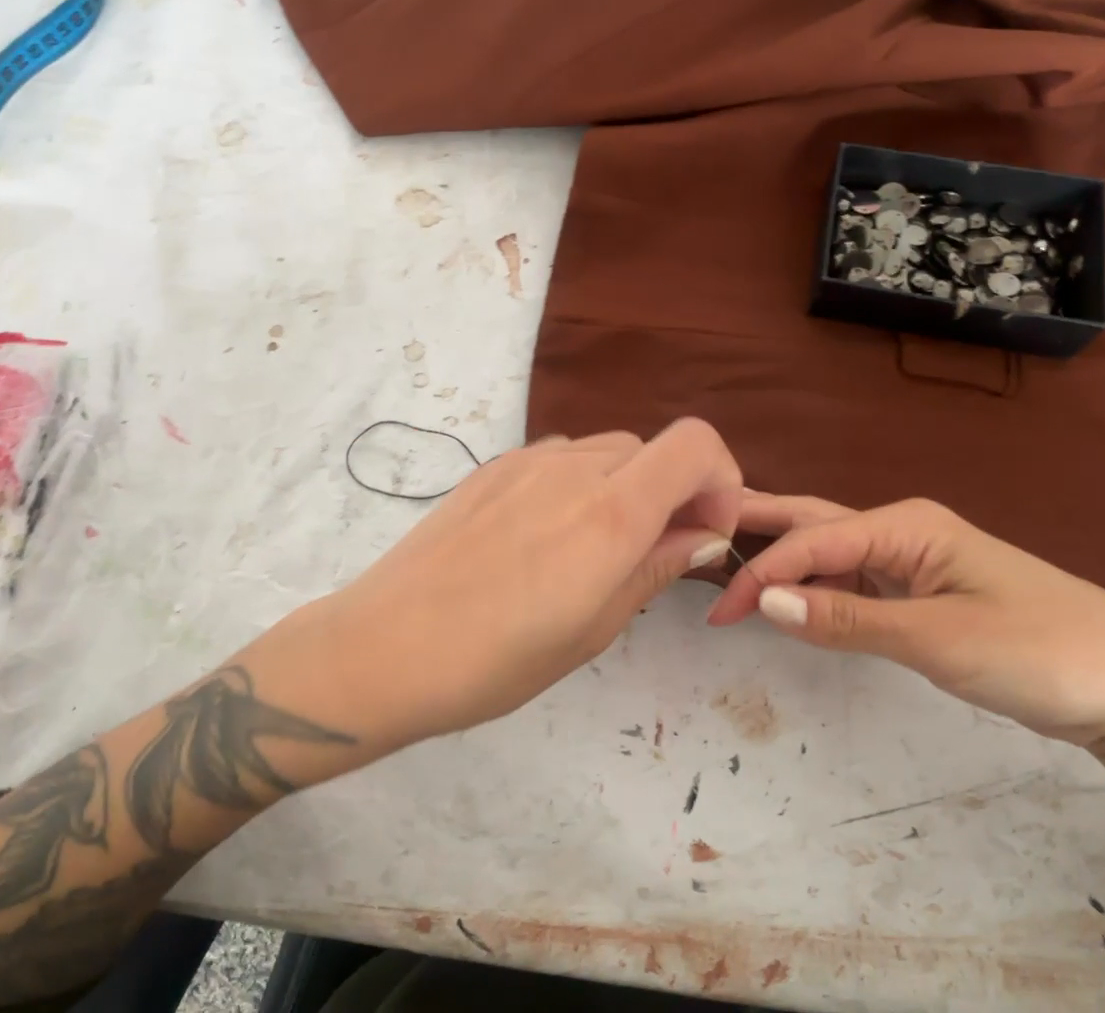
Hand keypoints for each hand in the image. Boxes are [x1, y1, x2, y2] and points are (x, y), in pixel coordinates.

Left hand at [308, 419, 742, 744]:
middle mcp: (572, 469)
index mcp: (609, 514)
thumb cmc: (496, 661)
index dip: (721, 481)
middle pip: (653, 448)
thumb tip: (702, 535)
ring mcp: (525, 462)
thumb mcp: (593, 629)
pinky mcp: (490, 469)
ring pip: (606, 451)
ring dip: (626, 488)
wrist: (383, 648)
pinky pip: (559, 459)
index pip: (696, 445)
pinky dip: (580, 484)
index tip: (705, 534)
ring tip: (596, 552)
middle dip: (675, 492)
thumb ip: (655, 568)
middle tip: (655, 554)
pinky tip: (548, 538)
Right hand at [707, 494, 1104, 748]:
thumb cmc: (1039, 652)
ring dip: (781, 562)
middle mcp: (903, 530)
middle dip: (754, 532)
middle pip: (812, 522)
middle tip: (692, 535)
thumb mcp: (935, 639)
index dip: (757, 571)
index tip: (717, 611)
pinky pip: (853, 581)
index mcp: (905, 524)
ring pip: (830, 551)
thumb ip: (845, 618)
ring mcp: (915, 560)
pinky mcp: (925, 592)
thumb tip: (761, 600)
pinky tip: (793, 603)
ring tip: (725, 571)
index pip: (810, 538)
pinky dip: (815, 589)